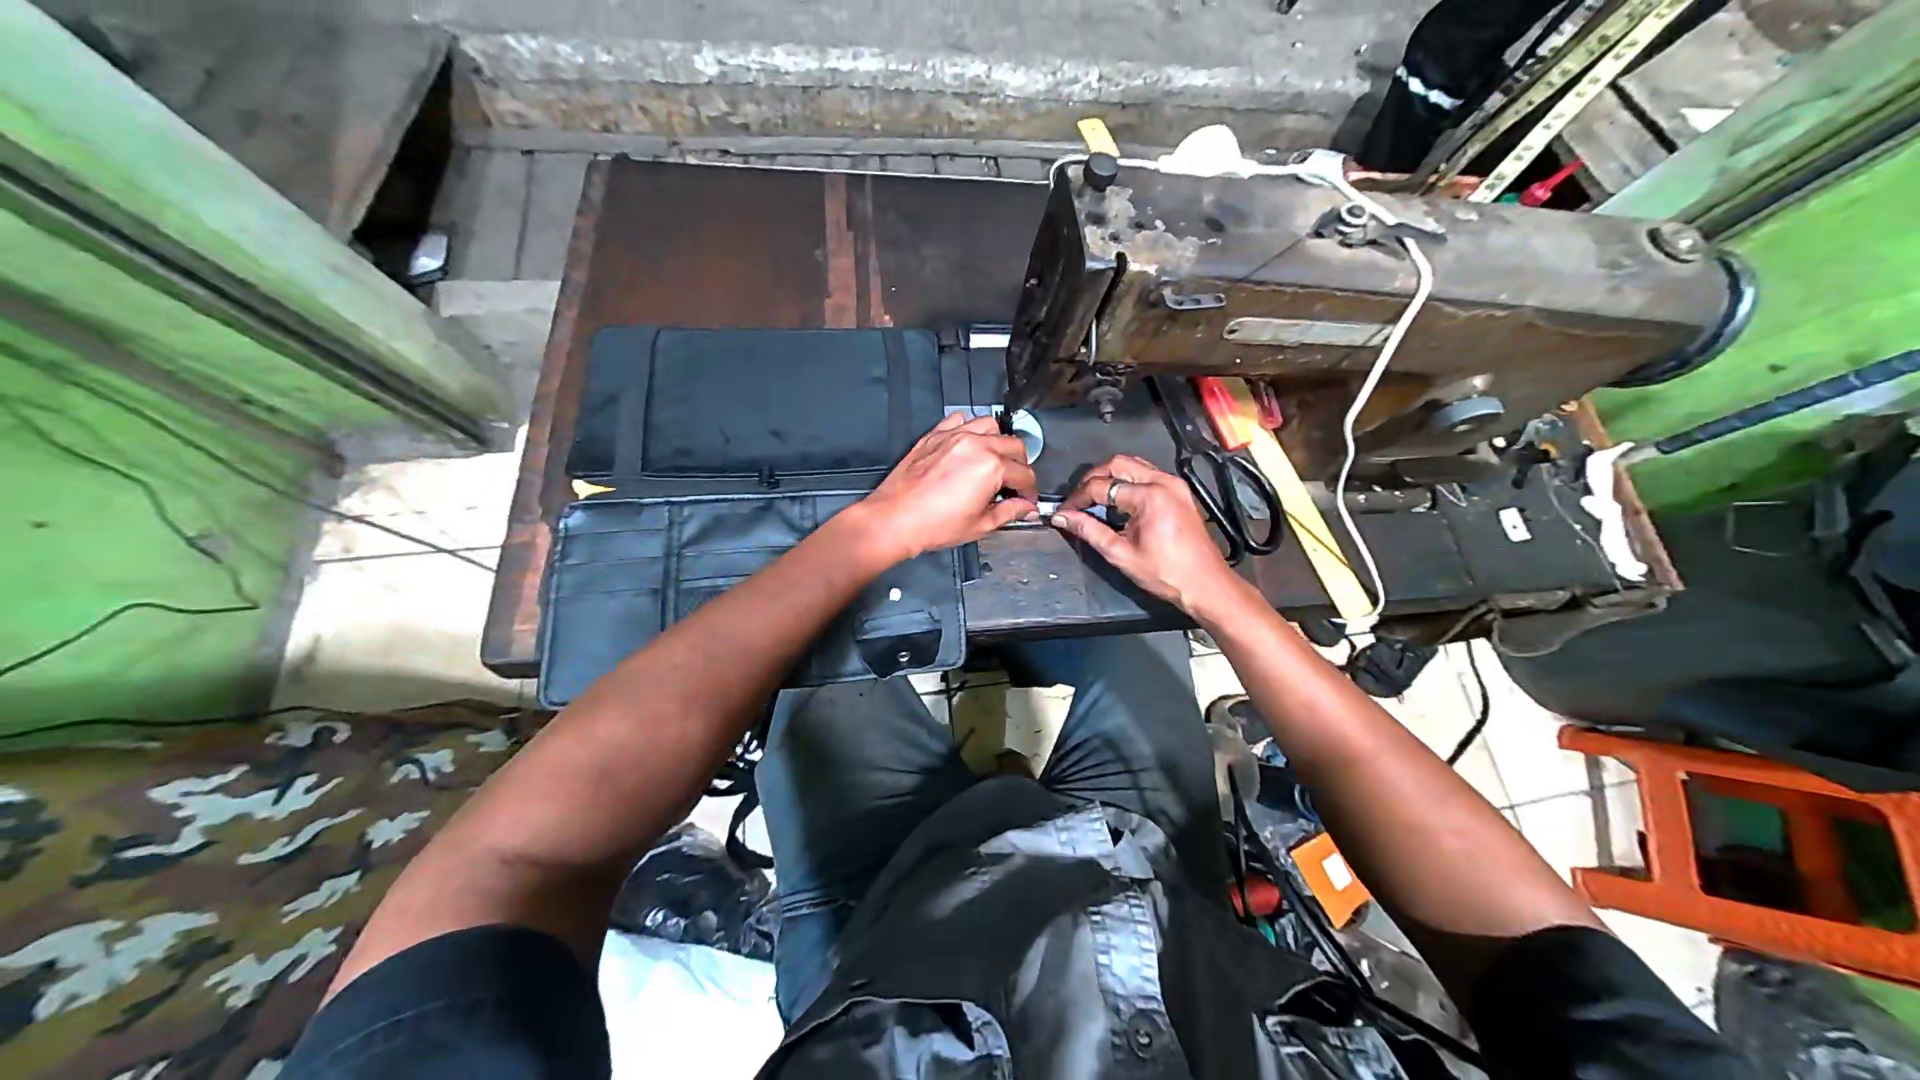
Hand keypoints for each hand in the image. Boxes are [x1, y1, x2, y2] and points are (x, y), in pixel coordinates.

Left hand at [853, 413, 1038, 562]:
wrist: (895, 519)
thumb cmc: (933, 524)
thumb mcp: (980, 525)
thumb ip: (1009, 512)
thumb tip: (1025, 508)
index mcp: (992, 466)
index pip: (1025, 474)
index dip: (1030, 490)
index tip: (1026, 499)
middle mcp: (976, 444)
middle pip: (1013, 445)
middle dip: (1020, 465)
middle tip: (1014, 483)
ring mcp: (953, 436)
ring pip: (990, 426)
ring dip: (998, 441)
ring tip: (995, 460)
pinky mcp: (934, 436)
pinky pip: (959, 420)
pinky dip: (969, 428)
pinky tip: (968, 445)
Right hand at [1050, 455, 1248, 617]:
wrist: (1205, 584)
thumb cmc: (1165, 574)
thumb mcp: (1120, 554)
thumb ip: (1089, 530)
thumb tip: (1062, 518)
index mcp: (1150, 496)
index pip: (1102, 486)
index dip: (1078, 498)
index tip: (1064, 512)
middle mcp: (1164, 482)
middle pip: (1118, 463)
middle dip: (1093, 479)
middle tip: (1078, 500)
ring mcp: (1174, 484)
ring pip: (1133, 465)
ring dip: (1111, 477)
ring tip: (1094, 499)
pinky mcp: (1179, 491)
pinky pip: (1147, 474)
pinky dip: (1128, 482)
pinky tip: (1117, 502)